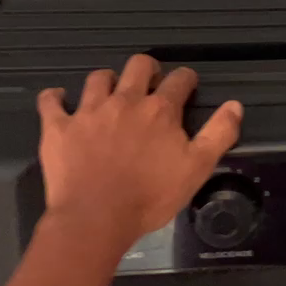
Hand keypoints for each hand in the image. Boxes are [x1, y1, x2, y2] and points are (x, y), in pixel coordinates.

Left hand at [35, 54, 243, 252]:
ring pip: (98, 78)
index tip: (187, 86)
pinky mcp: (59, 128)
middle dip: (148, 69)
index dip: (186, 80)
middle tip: (150, 82)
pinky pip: (51, 101)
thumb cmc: (149, 197)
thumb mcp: (197, 169)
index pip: (179, 80)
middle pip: (138, 66)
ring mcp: (88, 111)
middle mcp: (125, 101)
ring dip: (107, 80)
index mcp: (160, 110)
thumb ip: (219, 134)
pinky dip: (55, 97)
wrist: (95, 219)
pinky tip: (59, 99)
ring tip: (110, 91)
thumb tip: (235, 105)